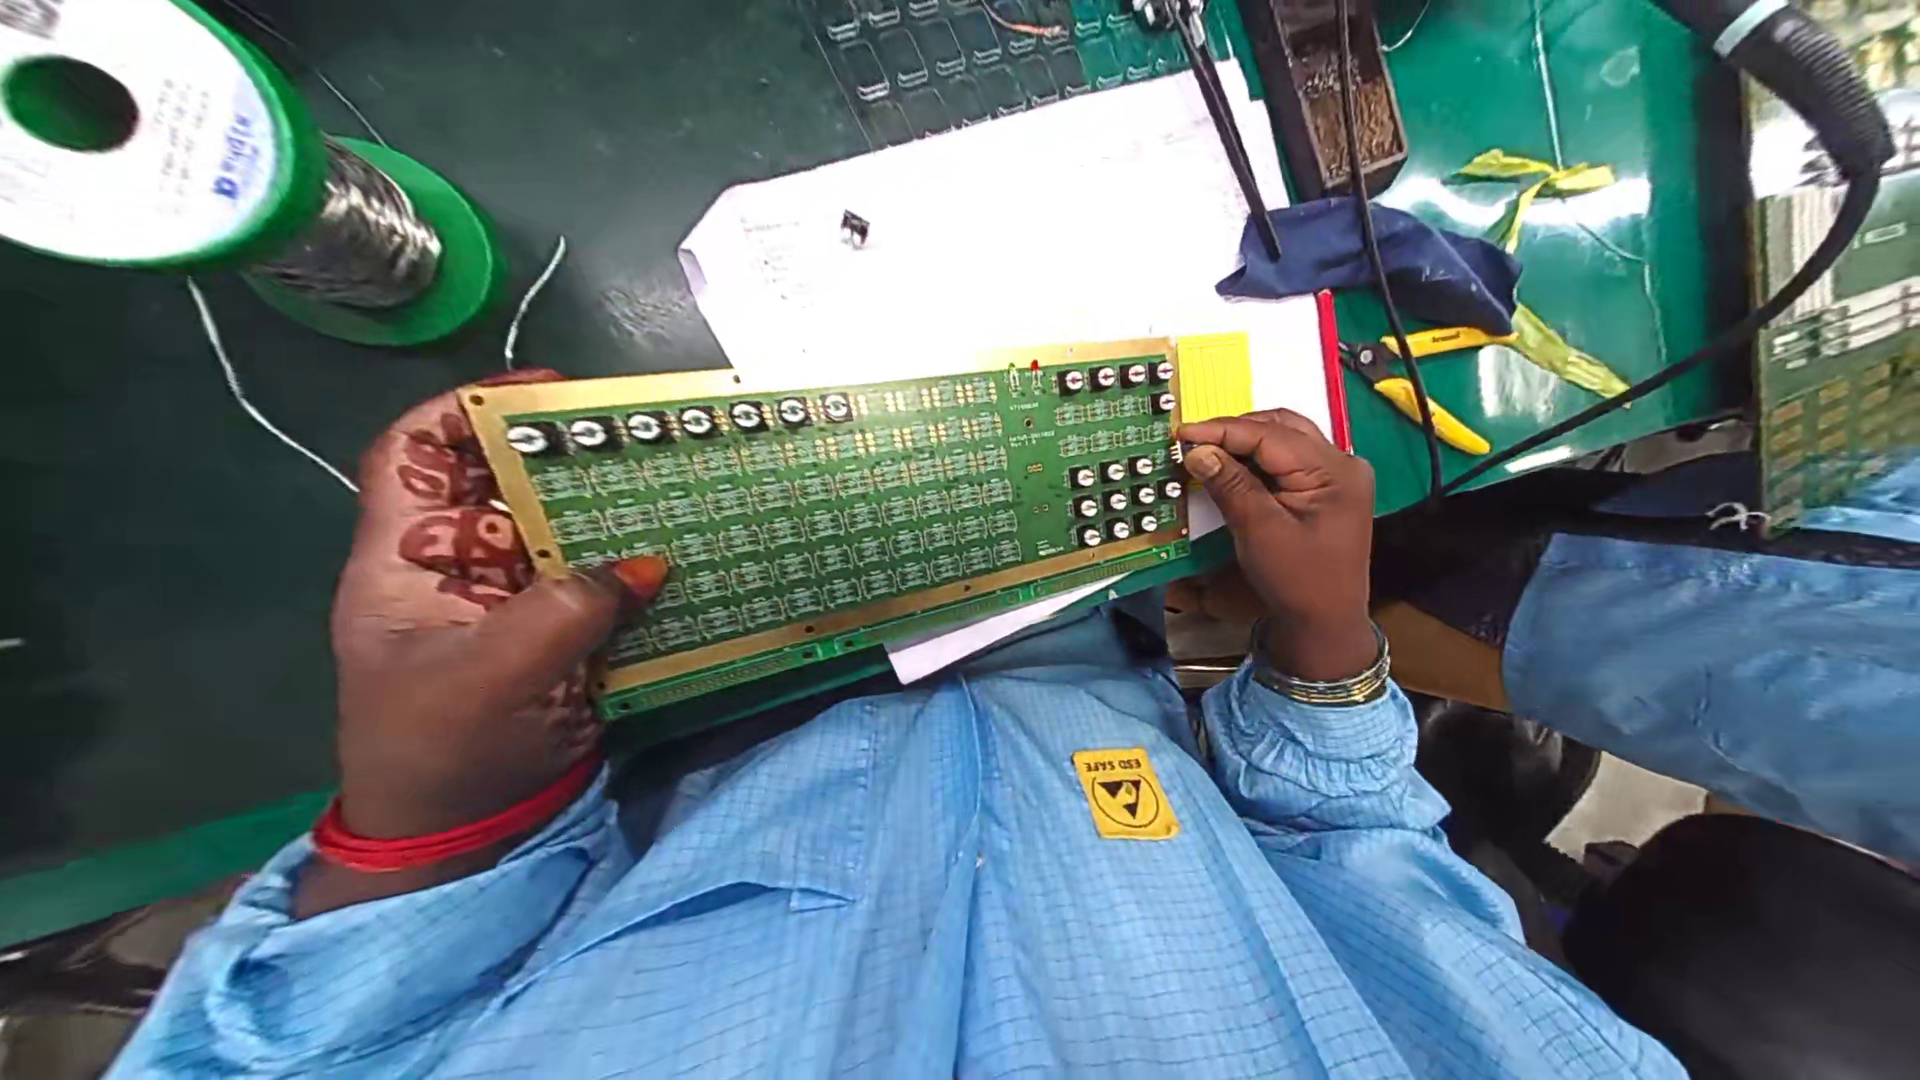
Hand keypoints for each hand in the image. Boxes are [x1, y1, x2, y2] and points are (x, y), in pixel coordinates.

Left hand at [300, 370, 664, 914]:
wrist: (474, 828)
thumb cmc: (445, 751)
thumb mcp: (489, 678)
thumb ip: (565, 612)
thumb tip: (649, 564)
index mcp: (409, 562)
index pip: (415, 457)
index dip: (467, 410)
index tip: (543, 391)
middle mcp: (468, 566)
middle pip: (509, 483)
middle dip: (564, 454)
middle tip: (634, 436)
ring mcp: (523, 597)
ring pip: (567, 529)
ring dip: (613, 507)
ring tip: (667, 483)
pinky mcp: (569, 627)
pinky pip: (606, 577)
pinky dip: (639, 562)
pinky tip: (677, 548)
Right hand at [1176, 409, 1376, 680]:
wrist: (1324, 620)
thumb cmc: (1296, 579)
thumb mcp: (1258, 530)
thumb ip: (1230, 484)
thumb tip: (1197, 451)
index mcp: (1334, 471)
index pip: (1271, 435)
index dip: (1223, 430)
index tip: (1183, 433)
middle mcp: (1341, 464)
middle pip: (1282, 427)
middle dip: (1235, 430)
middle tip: (1194, 441)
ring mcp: (1335, 475)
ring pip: (1284, 438)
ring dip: (1245, 439)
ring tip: (1209, 449)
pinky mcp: (1324, 487)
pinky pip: (1286, 458)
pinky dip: (1256, 456)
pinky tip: (1231, 464)